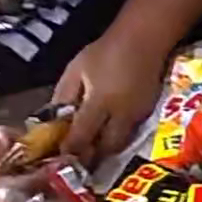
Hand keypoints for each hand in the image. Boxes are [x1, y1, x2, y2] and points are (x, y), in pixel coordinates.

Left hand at [53, 33, 167, 161]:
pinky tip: (107, 132)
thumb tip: (55, 118)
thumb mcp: (76, 70)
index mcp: (100, 102)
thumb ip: (65, 95)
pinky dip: (116, 136)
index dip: (71, 147)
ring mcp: (137, 116)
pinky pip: (129, 132)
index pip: (83, 133)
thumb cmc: (104, 53)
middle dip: (93, 155)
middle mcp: (121, 114)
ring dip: (106, 148)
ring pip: (121, 143)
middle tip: (79, 158)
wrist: (143, 43)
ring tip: (92, 149)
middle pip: (107, 146)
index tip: (61, 156)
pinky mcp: (147, 114)